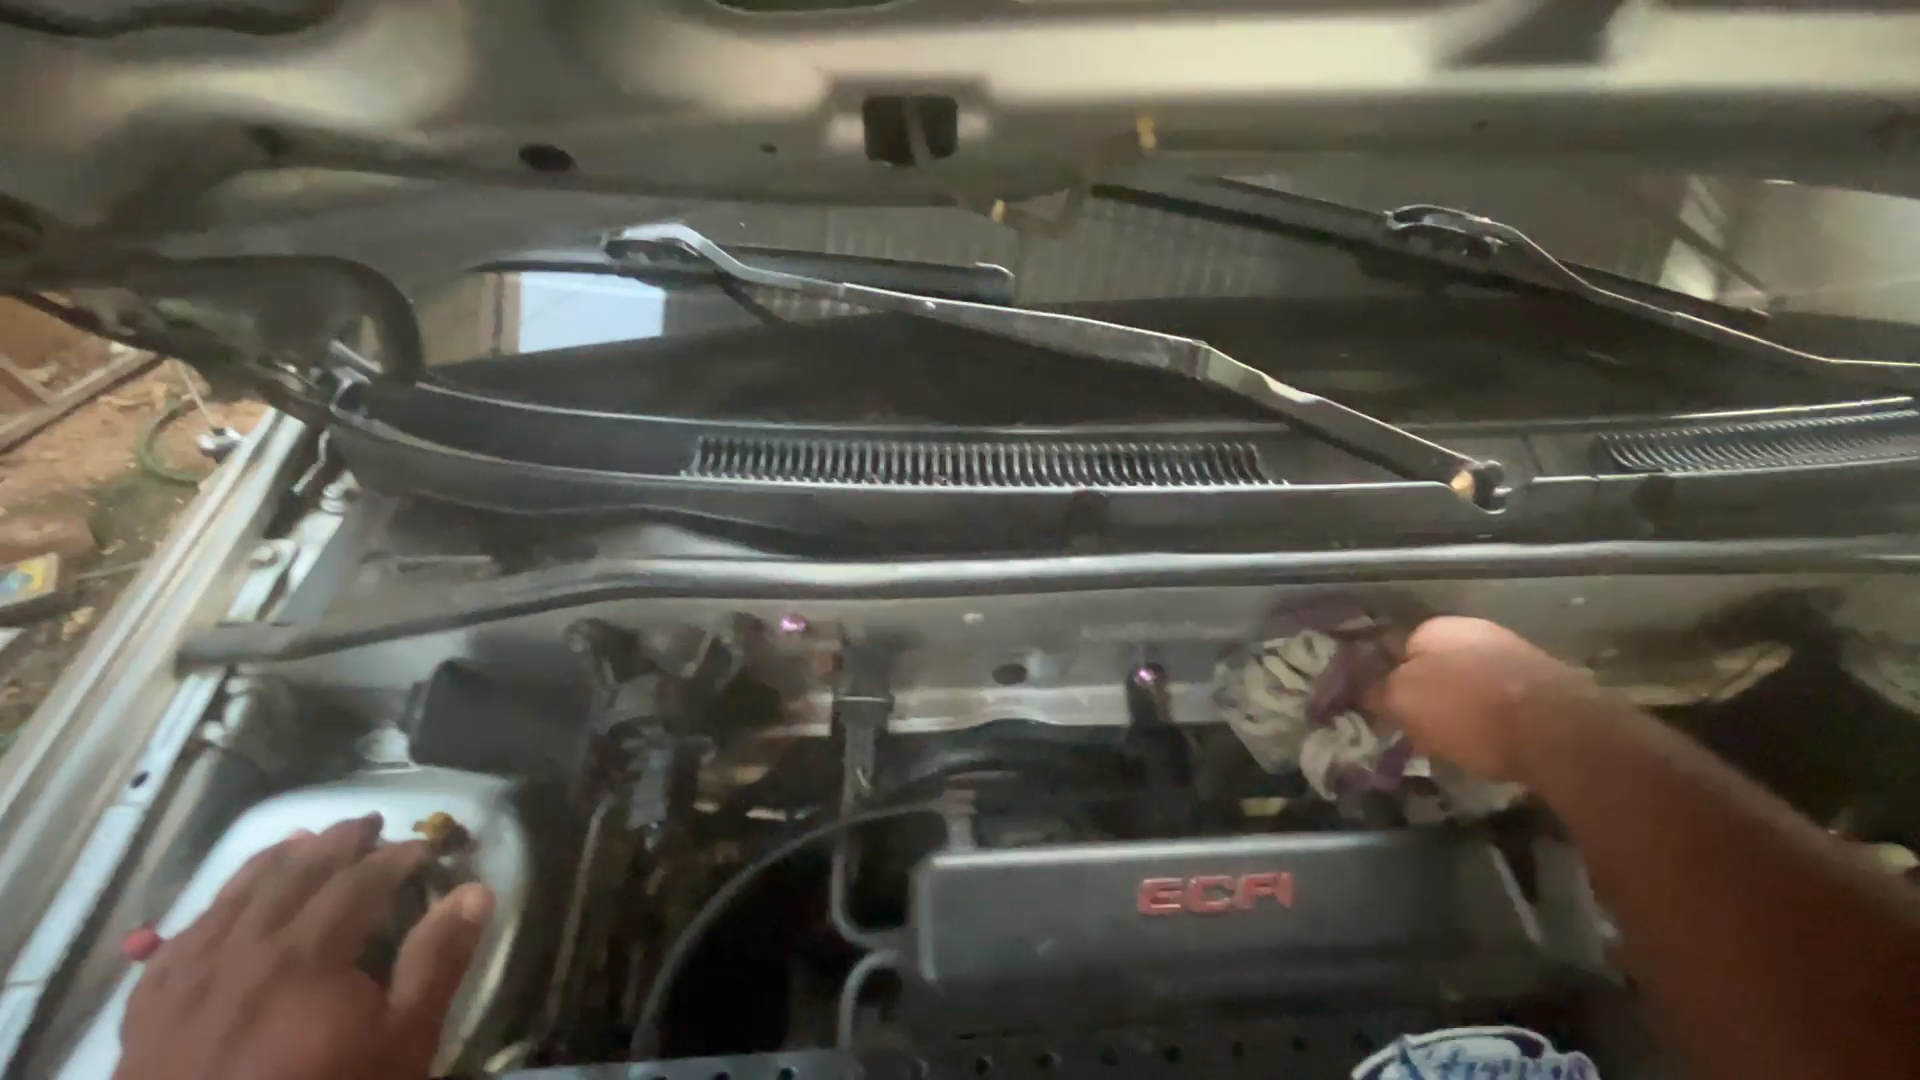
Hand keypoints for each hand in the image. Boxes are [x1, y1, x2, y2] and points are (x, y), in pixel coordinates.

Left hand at [116, 814, 493, 1079]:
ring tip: (305, 841)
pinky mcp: (148, 1017)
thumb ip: (436, 961)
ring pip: (232, 897)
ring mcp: (185, 984)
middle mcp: (240, 955)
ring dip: (274, 861)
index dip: (395, 857)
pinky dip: (213, 907)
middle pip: (293, 876)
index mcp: (306, 959)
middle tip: (370, 823)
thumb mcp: (402, 1040)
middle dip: (337, 843)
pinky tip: (227, 904)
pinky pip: (178, 941)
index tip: (425, 848)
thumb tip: (476, 891)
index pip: (359, 882)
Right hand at [1361, 616, 1596, 781]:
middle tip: (1411, 726)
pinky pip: (1501, 700)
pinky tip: (1488, 743)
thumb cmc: (1467, 711)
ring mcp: (1515, 655)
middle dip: (1421, 691)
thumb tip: (1363, 691)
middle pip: (1432, 663)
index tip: (1376, 707)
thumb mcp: (1400, 702)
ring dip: (1456, 706)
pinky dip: (1490, 719)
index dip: (1378, 676)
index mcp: (1434, 628)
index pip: (1390, 646)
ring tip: (1448, 741)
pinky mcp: (1547, 685)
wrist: (1561, 733)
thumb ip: (1374, 692)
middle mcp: (1475, 632)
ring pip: (1468, 681)